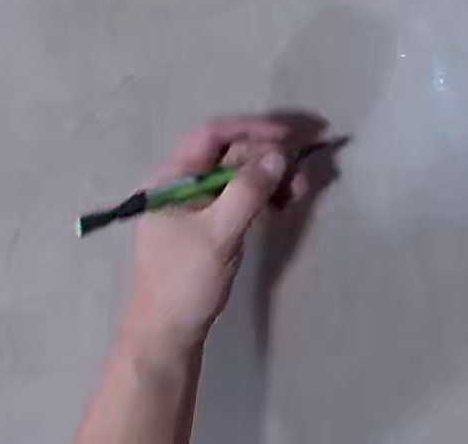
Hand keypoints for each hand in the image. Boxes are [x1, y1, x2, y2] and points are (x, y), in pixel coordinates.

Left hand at [118, 116, 309, 358]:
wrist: (167, 339)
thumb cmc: (184, 283)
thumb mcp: (217, 235)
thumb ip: (247, 192)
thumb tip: (278, 157)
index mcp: (172, 176)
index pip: (213, 134)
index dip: (251, 129)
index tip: (287, 134)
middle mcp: (183, 181)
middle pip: (229, 152)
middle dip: (267, 155)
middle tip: (301, 165)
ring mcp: (198, 201)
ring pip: (239, 174)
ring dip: (270, 176)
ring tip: (300, 188)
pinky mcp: (211, 220)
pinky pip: (241, 195)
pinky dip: (264, 194)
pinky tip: (285, 201)